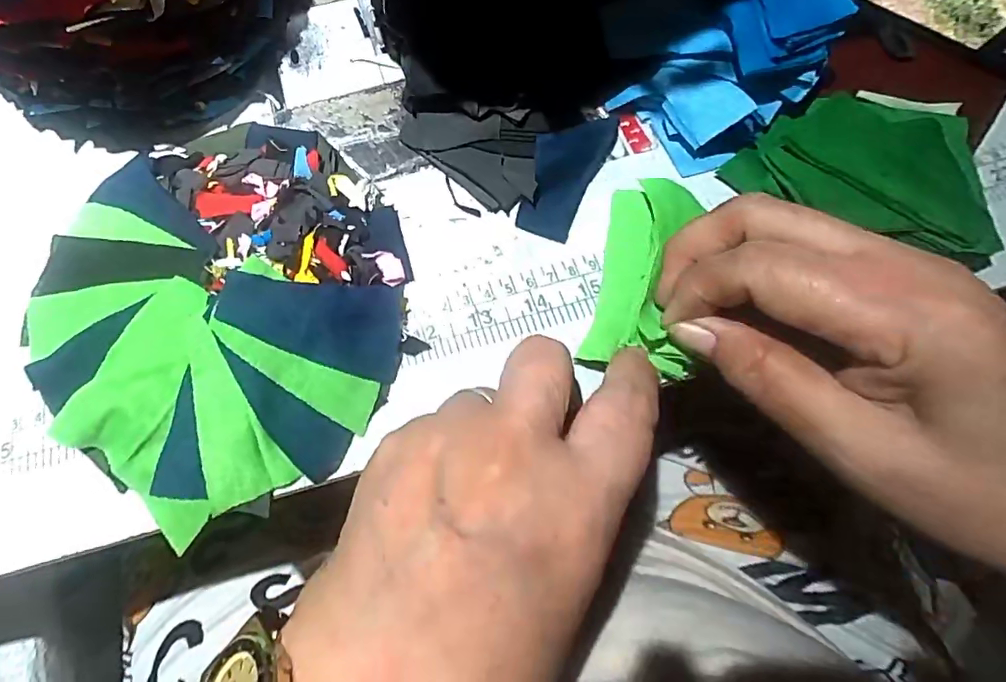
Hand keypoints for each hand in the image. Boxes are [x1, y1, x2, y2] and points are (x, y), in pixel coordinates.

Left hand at [280, 338, 657, 681]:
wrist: (374, 681)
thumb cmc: (494, 656)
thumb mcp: (568, 582)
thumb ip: (578, 503)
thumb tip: (570, 460)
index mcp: (574, 496)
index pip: (624, 405)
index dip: (631, 378)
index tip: (627, 365)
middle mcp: (515, 446)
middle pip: (542, 356)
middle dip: (545, 376)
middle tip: (530, 418)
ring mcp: (449, 433)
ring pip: (477, 395)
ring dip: (479, 426)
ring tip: (458, 483)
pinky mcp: (397, 439)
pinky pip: (431, 423)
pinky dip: (434, 449)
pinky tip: (417, 499)